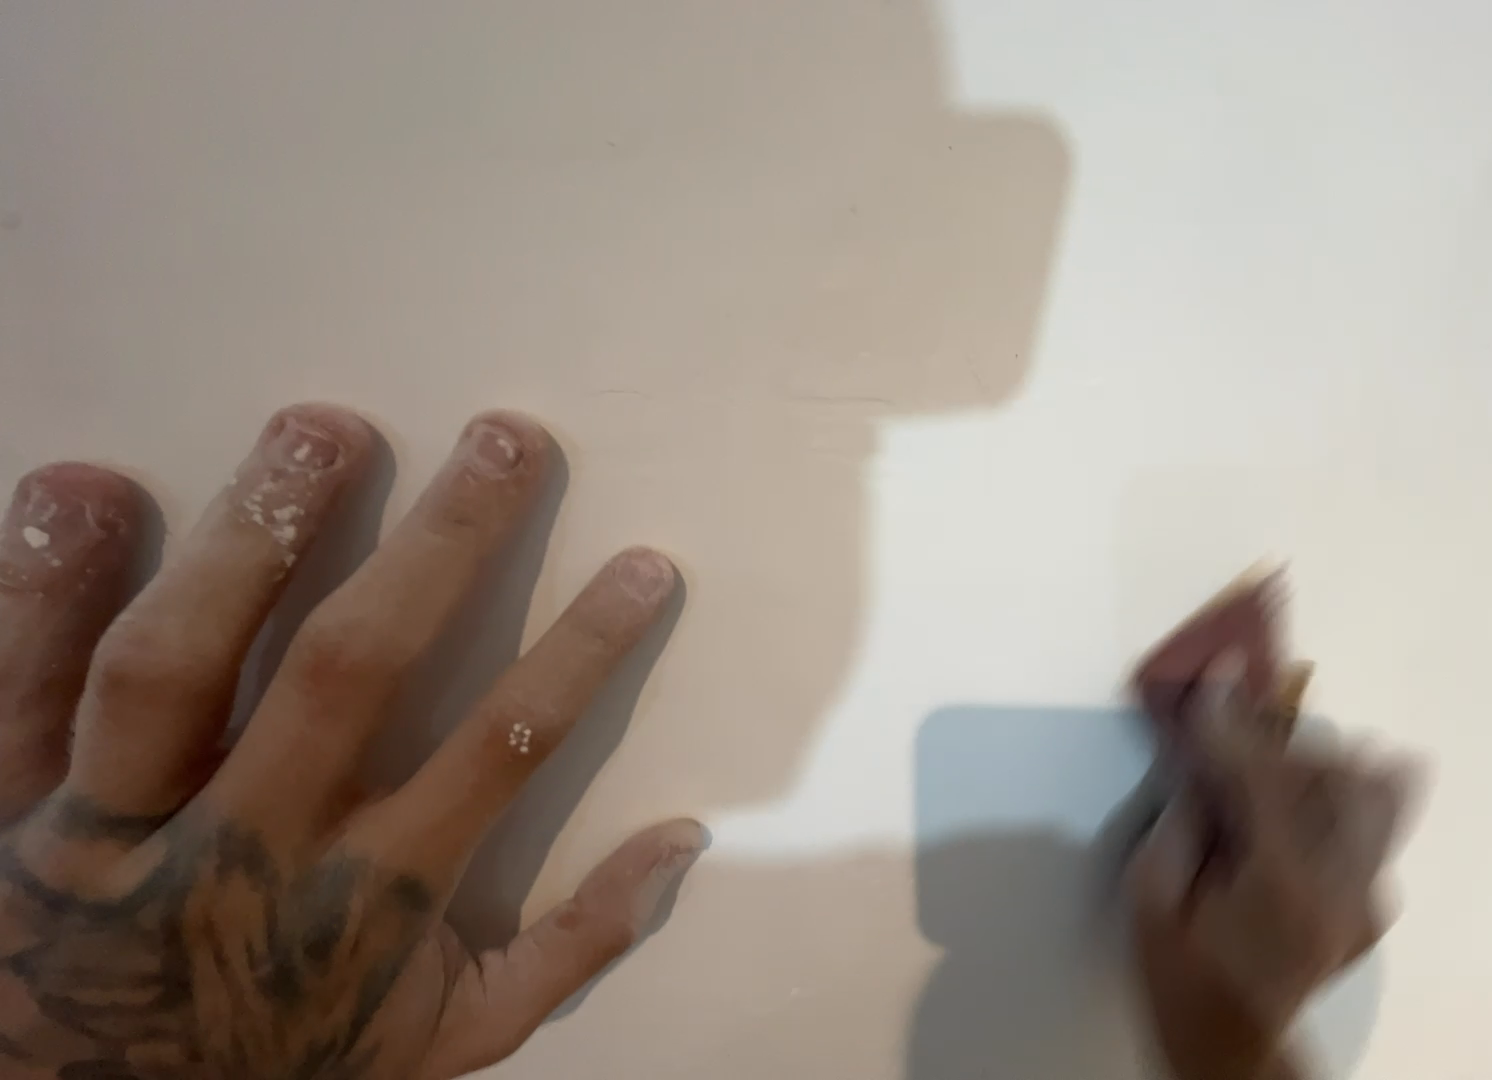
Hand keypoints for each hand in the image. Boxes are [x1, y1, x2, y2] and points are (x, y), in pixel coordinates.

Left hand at [0, 405, 701, 1078]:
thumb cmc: (294, 1071)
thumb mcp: (459, 1037)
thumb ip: (578, 943)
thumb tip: (683, 842)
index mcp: (374, 891)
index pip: (509, 743)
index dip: (586, 648)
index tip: (645, 568)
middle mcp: (251, 844)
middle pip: (355, 666)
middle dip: (442, 541)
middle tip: (501, 440)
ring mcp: (106, 829)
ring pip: (181, 658)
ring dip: (258, 532)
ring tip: (324, 428)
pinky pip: (9, 692)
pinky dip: (36, 587)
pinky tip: (80, 486)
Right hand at [1128, 670, 1419, 1079]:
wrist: (1230, 1041)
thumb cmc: (1178, 969)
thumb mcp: (1152, 891)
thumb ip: (1185, 814)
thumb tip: (1205, 748)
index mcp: (1281, 889)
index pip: (1268, 780)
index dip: (1239, 721)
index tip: (1223, 668)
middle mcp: (1343, 890)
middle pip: (1335, 777)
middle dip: (1282, 735)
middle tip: (1238, 717)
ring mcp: (1367, 899)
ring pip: (1373, 794)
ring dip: (1322, 757)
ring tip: (1277, 746)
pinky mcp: (1371, 903)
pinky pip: (1376, 826)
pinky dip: (1351, 790)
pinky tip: (1318, 781)